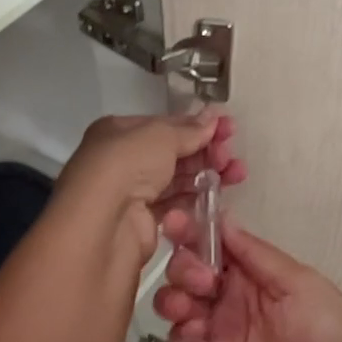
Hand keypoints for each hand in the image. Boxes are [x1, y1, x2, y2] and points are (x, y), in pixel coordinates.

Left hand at [53, 113, 245, 259]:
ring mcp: (131, 193)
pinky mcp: (142, 222)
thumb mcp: (160, 136)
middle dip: (207, 152)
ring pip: (176, 180)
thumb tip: (213, 117)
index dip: (197, 126)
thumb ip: (189, 129)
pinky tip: (218, 197)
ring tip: (237, 174)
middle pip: (173, 153)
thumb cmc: (126, 167)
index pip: (164, 125)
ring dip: (207, 175)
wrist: (103, 225)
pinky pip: (174, 206)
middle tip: (233, 156)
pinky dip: (195, 199)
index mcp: (118, 132)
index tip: (228, 128)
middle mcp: (122, 160)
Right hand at [154, 216, 341, 341]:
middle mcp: (230, 300)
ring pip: (176, 307)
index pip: (212, 246)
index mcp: (252, 275)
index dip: (191, 232)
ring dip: (172, 298)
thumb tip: (223, 219)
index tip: (177, 224)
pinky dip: (178, 335)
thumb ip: (258, 256)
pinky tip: (192, 331)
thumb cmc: (333, 332)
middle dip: (182, 268)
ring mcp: (219, 334)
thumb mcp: (301, 284)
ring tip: (188, 305)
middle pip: (186, 273)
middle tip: (202, 281)